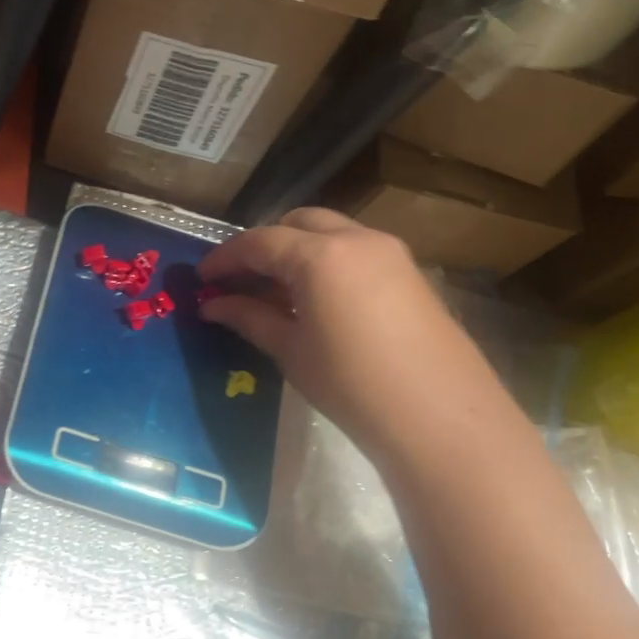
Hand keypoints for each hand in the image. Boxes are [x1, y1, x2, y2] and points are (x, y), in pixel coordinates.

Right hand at [198, 208, 516, 463]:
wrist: (436, 414)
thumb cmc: (349, 383)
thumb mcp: (290, 350)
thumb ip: (249, 318)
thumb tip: (213, 305)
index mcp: (321, 255)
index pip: (260, 242)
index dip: (225, 258)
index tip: (201, 279)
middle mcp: (357, 239)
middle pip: (298, 223)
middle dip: (264, 245)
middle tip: (238, 280)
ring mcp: (390, 253)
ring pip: (331, 235)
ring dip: (296, 252)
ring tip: (272, 294)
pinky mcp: (409, 274)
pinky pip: (355, 253)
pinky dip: (325, 264)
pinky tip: (312, 303)